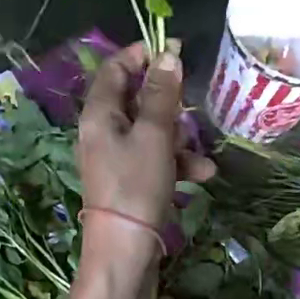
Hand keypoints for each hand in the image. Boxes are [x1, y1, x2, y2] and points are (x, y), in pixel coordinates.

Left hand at [72, 41, 214, 298]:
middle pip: (137, 101)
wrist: (126, 248)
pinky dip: (177, 162)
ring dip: (180, 139)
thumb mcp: (155, 135)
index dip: (141, 56)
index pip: (114, 70)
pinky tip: (201, 174)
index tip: (172, 50)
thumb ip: (163, 95)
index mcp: (98, 114)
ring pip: (152, 131)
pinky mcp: (130, 179)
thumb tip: (168, 55)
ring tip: (200, 155)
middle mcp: (102, 131)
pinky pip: (156, 158)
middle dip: (170, 106)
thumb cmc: (137, 185)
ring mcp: (116, 157)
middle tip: (190, 111)